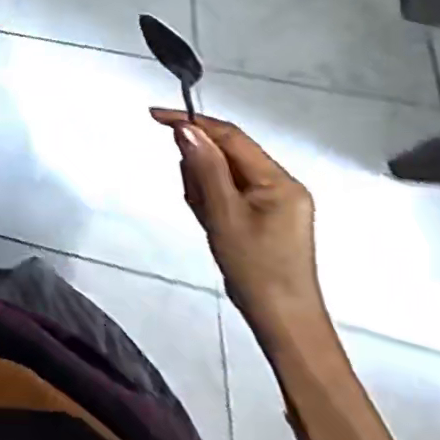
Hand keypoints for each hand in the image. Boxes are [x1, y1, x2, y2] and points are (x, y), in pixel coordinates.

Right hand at [150, 110, 325, 334]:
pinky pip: (230, 192)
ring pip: (224, 172)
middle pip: (227, 153)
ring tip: (206, 218)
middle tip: (194, 198)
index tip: (156, 117)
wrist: (283, 322)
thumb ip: (205, 167)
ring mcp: (275, 201)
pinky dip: (213, 200)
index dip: (193, 122)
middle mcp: (281, 184)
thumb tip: (186, 128)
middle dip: (200, 166)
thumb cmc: (255, 267)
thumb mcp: (224, 214)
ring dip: (205, 186)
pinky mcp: (266, 216)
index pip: (230, 135)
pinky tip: (212, 223)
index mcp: (278, 180)